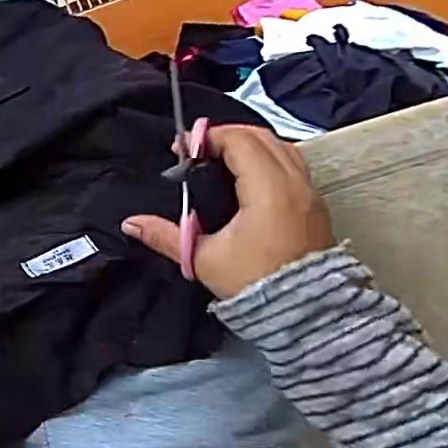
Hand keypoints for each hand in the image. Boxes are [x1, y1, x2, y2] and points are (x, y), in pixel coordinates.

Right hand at [122, 124, 335, 298]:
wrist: (304, 312)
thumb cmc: (256, 283)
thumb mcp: (203, 258)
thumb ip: (165, 235)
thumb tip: (132, 223)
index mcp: (268, 190)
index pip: (238, 141)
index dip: (208, 138)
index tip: (184, 148)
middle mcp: (294, 183)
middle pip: (260, 136)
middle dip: (226, 135)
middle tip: (198, 150)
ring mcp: (309, 192)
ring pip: (280, 146)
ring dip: (249, 144)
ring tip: (221, 159)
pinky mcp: (314, 204)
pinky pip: (293, 164)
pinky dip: (268, 158)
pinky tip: (248, 177)